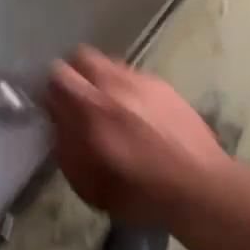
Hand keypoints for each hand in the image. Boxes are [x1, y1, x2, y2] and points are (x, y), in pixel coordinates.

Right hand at [46, 47, 234, 228]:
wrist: (200, 186)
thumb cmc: (140, 193)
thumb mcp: (88, 185)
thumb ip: (65, 146)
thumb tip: (58, 120)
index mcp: (92, 107)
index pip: (57, 73)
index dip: (50, 89)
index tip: (52, 107)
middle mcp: (115, 84)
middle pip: (82, 56)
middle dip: (74, 75)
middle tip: (78, 103)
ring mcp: (142, 80)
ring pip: (108, 63)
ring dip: (100, 79)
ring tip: (109, 108)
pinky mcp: (163, 84)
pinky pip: (133, 75)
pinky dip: (125, 87)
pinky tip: (136, 114)